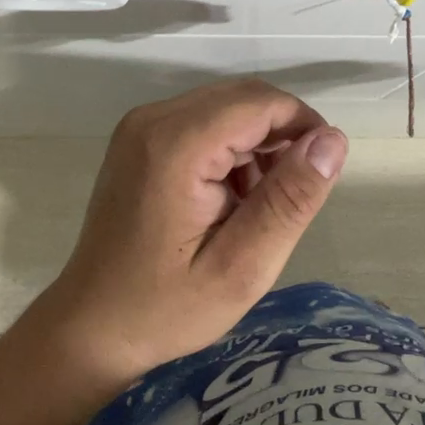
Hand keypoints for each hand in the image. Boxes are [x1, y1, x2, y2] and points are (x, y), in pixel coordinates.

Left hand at [31, 78, 348, 382]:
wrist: (91, 327)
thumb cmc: (166, 308)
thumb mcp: (242, 267)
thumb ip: (289, 200)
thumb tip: (332, 140)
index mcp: (176, 145)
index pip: (262, 103)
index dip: (304, 128)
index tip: (319, 179)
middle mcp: (154, 118)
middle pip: (244, 98)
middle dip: (281, 136)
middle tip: (288, 200)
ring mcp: (141, 125)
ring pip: (226, 106)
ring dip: (256, 144)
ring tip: (256, 208)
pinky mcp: (138, 138)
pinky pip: (203, 121)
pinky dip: (230, 148)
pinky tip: (229, 199)